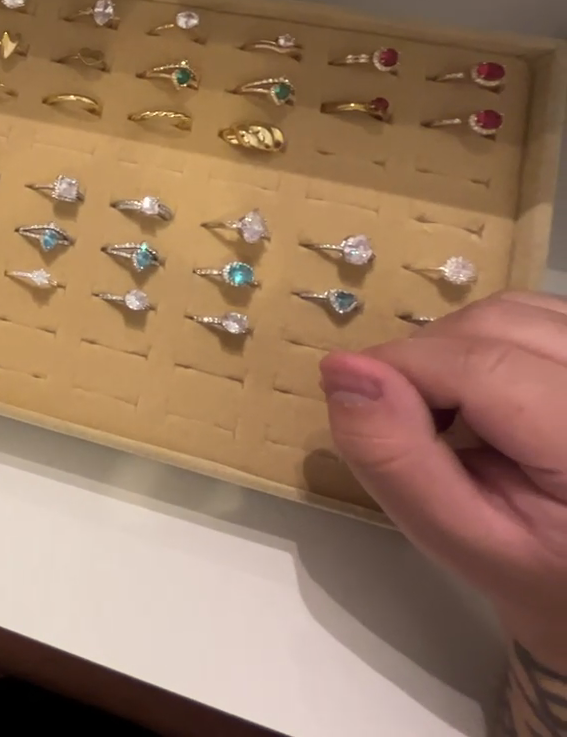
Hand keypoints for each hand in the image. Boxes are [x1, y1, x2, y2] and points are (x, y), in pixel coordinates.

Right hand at [321, 292, 566, 666]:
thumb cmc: (533, 568)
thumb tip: (340, 369)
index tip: (368, 411)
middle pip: (501, 325)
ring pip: (519, 311)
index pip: (482, 366)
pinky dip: (493, 342)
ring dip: (459, 346)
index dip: (398, 372)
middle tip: (419, 419)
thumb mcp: (451, 532)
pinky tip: (495, 391)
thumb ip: (391, 454)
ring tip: (459, 406)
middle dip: (427, 358)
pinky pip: (540, 317)